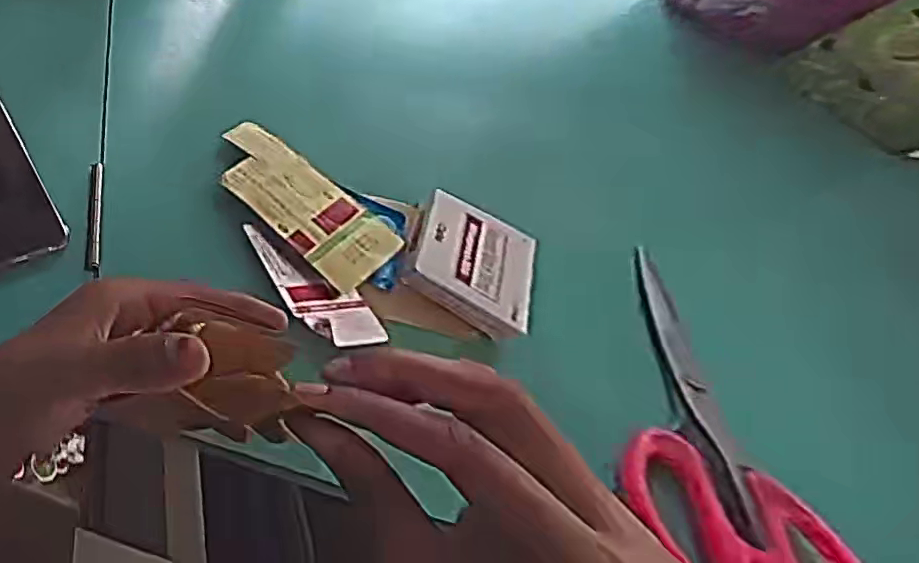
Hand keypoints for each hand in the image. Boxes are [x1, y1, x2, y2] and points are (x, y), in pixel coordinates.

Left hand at [0, 280, 287, 489]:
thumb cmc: (21, 387)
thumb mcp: (79, 371)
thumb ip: (136, 360)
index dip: (230, 306)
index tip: (275, 322)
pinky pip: (162, 390)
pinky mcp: (111, 389)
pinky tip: (215, 419)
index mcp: (113, 302)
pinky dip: (190, 401)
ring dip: (216, 377)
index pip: (184, 295)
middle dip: (232, 346)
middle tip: (280, 373)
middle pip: (187, 327)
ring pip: (178, 360)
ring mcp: (116, 356)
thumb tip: (200, 346)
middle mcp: (118, 322)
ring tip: (260, 401)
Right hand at [282, 350, 671, 562]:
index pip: (465, 447)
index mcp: (575, 549)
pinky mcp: (576, 479)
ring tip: (362, 376)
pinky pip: (504, 413)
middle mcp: (602, 509)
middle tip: (341, 373)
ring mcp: (597, 490)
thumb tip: (316, 424)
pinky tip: (402, 393)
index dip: (384, 413)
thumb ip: (375, 493)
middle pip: (494, 397)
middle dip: (406, 373)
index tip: (322, 396)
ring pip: (501, 394)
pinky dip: (443, 393)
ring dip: (421, 375)